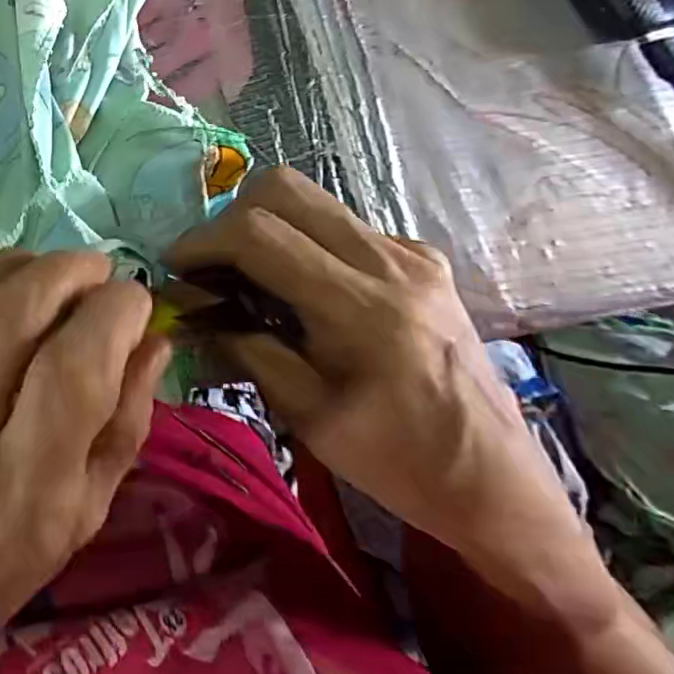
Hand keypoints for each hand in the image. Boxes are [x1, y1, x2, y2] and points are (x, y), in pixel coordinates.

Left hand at [0, 252, 172, 673]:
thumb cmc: (1, 555)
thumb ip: (123, 424)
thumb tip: (152, 338)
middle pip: (8, 316)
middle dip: (64, 272)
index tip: (135, 298)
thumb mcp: (85, 513)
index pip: (71, 372)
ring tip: (40, 270)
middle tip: (94, 270)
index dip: (112, 317)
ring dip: (7, 263)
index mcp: (23, 481)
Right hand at [164, 167, 581, 573]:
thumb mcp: (305, 414)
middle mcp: (391, 264)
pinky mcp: (422, 259)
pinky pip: (340, 223)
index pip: (258, 234)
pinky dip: (301, 239)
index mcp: (363, 309)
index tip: (174, 267)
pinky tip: (299, 286)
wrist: (499, 484)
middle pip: (283, 189)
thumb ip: (244, 347)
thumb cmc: (398, 461)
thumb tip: (191, 308)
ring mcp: (412, 255)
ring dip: (263, 223)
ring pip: (311, 198)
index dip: (201, 241)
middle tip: (211, 263)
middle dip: (229, 217)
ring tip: (246, 271)